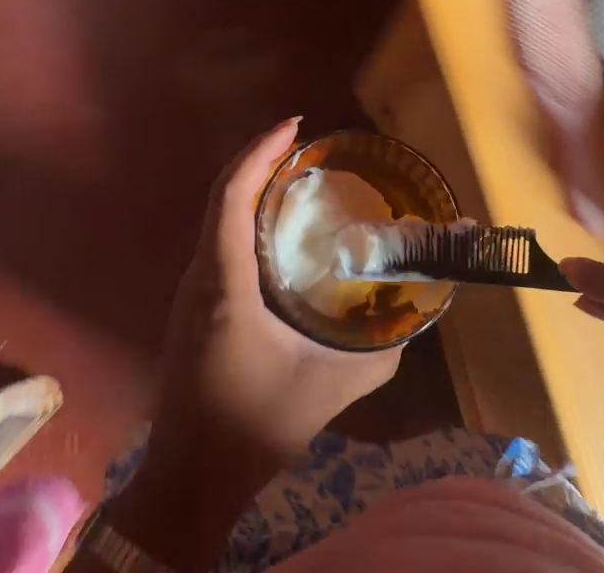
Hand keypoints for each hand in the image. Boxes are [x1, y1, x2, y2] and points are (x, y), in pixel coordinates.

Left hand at [151, 117, 402, 484]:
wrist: (191, 476)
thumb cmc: (252, 427)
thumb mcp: (328, 389)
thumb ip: (379, 354)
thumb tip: (413, 320)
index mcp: (224, 284)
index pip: (232, 197)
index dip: (259, 153)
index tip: (295, 127)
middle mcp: (200, 277)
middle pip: (223, 198)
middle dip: (261, 161)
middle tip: (308, 148)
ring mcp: (192, 291)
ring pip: (218, 219)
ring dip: (253, 190)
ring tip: (300, 180)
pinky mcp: (194, 306)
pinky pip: (219, 242)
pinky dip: (247, 218)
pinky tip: (280, 233)